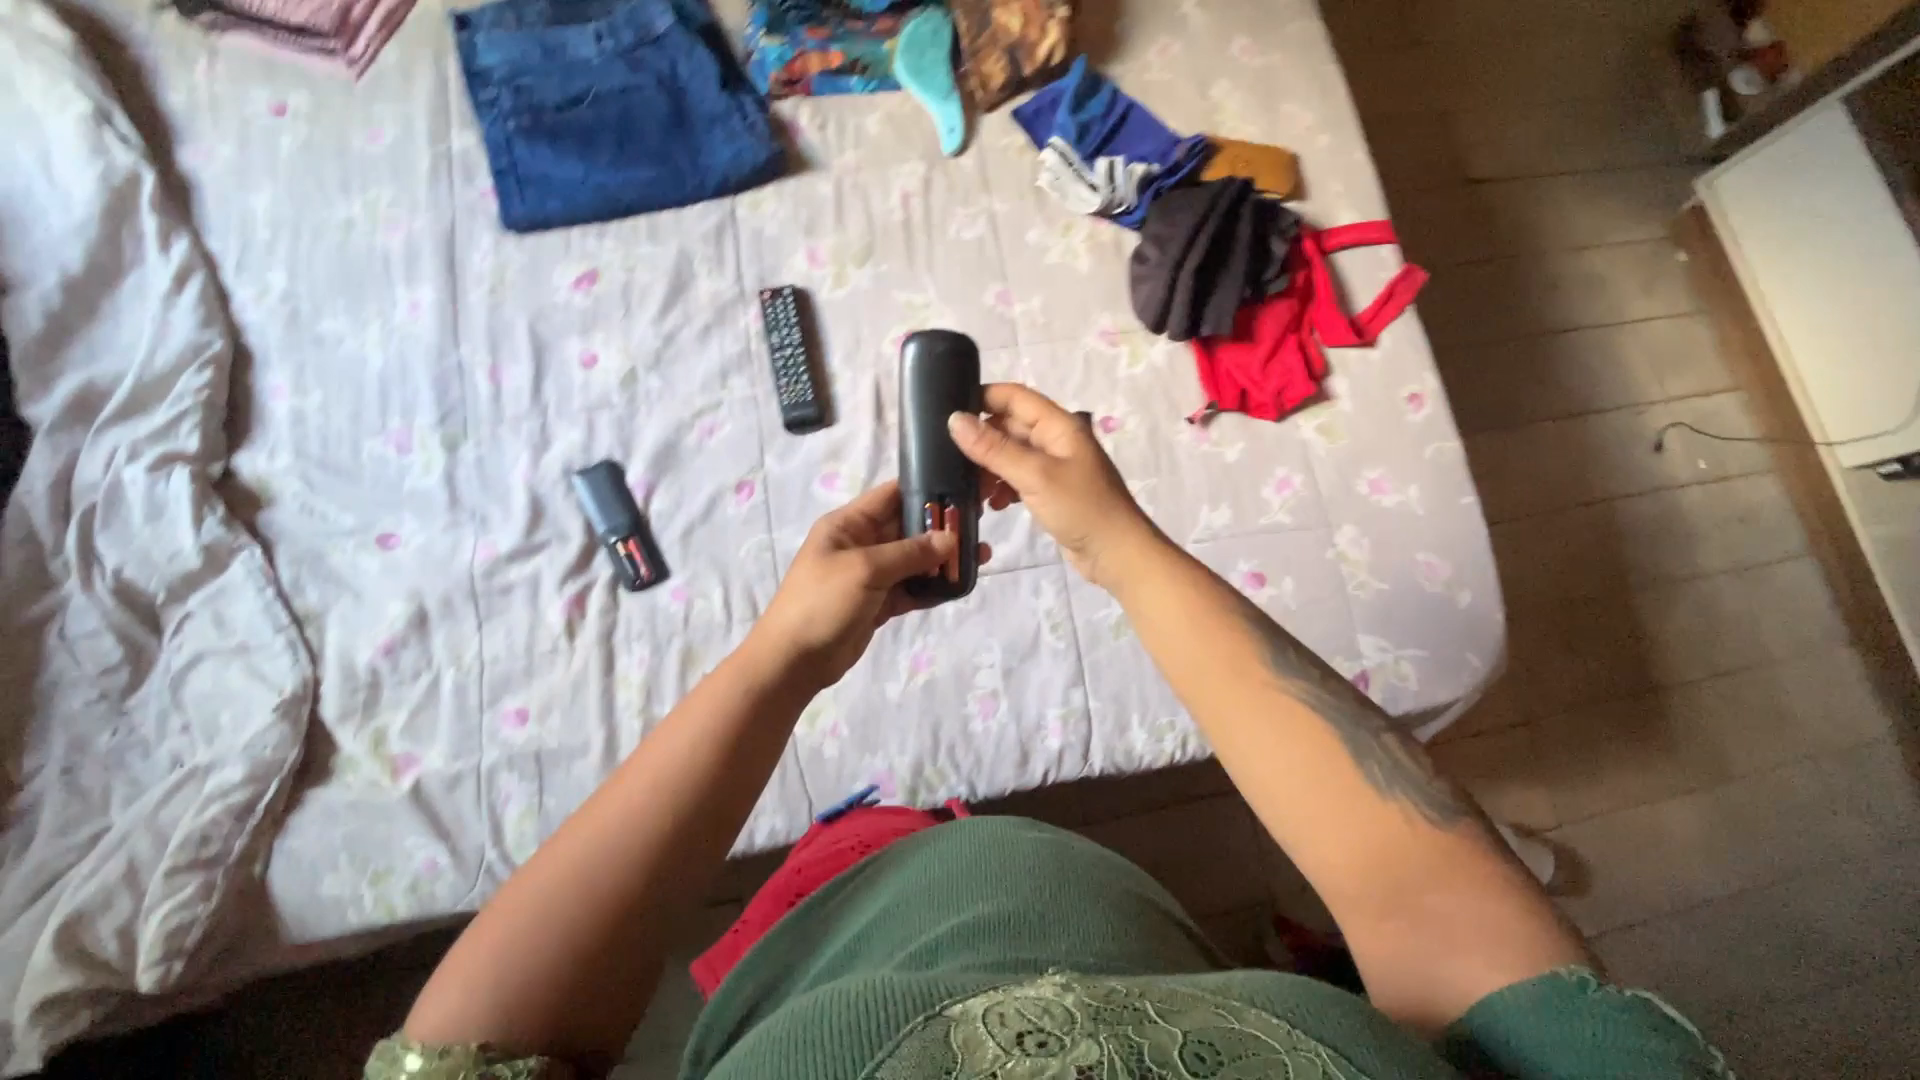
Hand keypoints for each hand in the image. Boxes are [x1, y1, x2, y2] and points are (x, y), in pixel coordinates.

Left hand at [752, 480, 992, 688]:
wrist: (794, 660)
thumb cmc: (822, 602)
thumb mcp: (865, 569)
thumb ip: (910, 552)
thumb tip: (950, 539)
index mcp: (848, 524)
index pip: (891, 495)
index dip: (924, 489)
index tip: (962, 488)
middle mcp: (860, 544)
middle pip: (907, 528)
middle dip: (942, 527)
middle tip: (980, 524)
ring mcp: (870, 575)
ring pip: (914, 560)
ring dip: (943, 559)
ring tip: (981, 555)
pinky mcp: (878, 603)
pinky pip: (912, 588)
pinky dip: (933, 587)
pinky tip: (961, 585)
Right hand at [949, 383, 1165, 589]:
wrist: (1117, 553)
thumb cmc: (1081, 508)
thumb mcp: (1034, 475)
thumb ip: (994, 449)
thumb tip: (955, 420)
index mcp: (1059, 426)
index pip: (1015, 397)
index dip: (983, 397)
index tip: (948, 410)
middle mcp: (1056, 440)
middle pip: (1010, 426)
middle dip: (982, 439)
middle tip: (950, 457)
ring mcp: (1055, 467)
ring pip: (1012, 455)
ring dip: (990, 467)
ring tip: (972, 488)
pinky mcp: (1052, 492)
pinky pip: (1019, 479)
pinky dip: (1003, 487)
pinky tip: (993, 504)